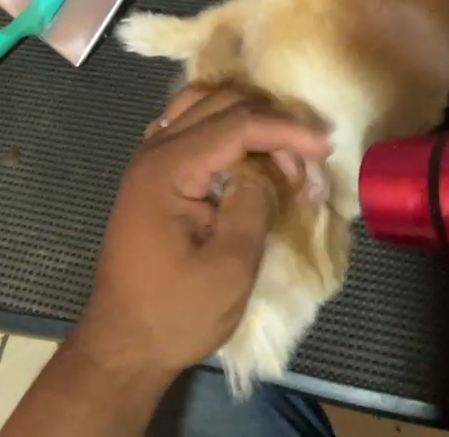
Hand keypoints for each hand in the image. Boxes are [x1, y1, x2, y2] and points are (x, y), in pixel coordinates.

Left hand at [66, 88, 331, 380]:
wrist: (123, 343)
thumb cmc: (175, 312)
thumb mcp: (228, 268)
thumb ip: (254, 204)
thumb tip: (272, 168)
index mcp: (168, 167)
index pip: (236, 124)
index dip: (285, 130)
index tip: (325, 146)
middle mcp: (154, 149)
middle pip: (220, 103)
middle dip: (269, 121)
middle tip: (305, 158)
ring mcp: (150, 156)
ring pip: (202, 104)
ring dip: (245, 115)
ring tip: (281, 147)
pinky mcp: (154, 172)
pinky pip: (190, 123)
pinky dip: (223, 125)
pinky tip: (245, 151)